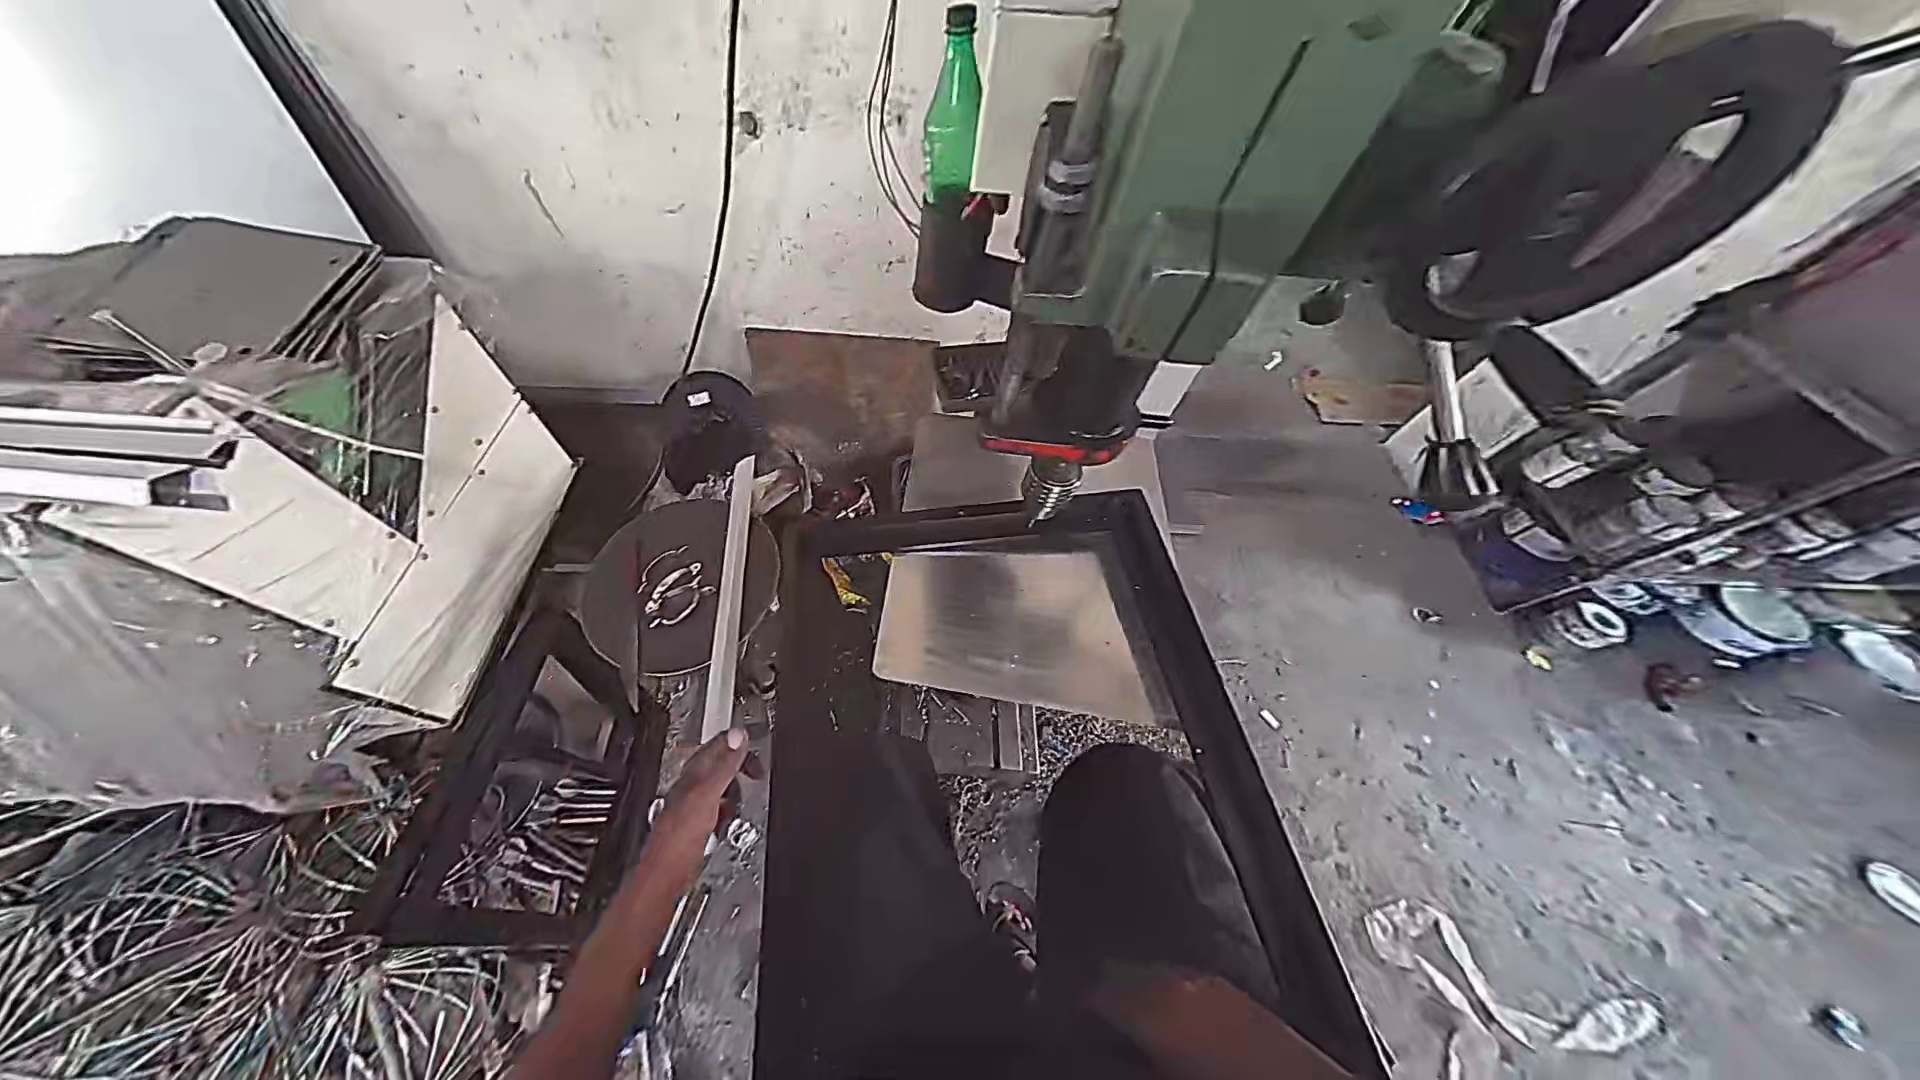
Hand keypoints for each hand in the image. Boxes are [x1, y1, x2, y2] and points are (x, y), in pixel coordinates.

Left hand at [649, 728, 762, 859]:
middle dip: (740, 768)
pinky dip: (727, 812)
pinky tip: (728, 821)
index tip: (757, 753)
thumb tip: (739, 736)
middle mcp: (691, 786)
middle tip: (756, 775)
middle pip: (721, 764)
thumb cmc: (679, 837)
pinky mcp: (697, 824)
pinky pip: (719, 808)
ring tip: (738, 802)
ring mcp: (693, 805)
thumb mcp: (709, 793)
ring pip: (721, 787)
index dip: (740, 745)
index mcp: (693, 773)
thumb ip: (725, 764)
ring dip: (734, 792)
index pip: (719, 745)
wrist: (664, 876)